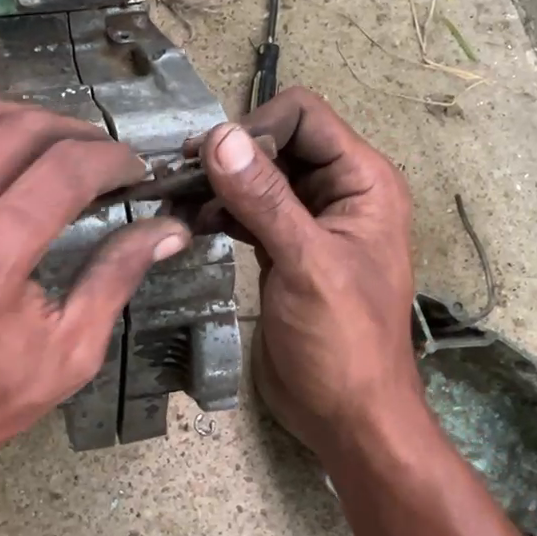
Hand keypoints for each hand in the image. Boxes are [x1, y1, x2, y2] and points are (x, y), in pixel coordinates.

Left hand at [0, 94, 191, 480]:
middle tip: (101, 157)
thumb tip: (169, 229)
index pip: (64, 170)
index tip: (132, 169)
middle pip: (21, 132)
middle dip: (76, 134)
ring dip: (24, 118)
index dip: (111, 159)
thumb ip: (115, 277)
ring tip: (53, 142)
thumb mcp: (65, 355)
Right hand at [195, 88, 419, 459]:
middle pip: (276, 139)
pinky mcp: (282, 245)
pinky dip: (217, 208)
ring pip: (254, 173)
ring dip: (215, 182)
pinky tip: (191, 222)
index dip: (257, 127)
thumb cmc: (344, 344)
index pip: (304, 116)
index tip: (215, 163)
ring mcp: (308, 218)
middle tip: (179, 178)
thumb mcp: (306, 265)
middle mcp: (337, 189)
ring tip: (174, 201)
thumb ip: (263, 199)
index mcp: (362, 181)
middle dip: (228, 154)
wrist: (349, 420)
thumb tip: (218, 135)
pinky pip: (246, 206)